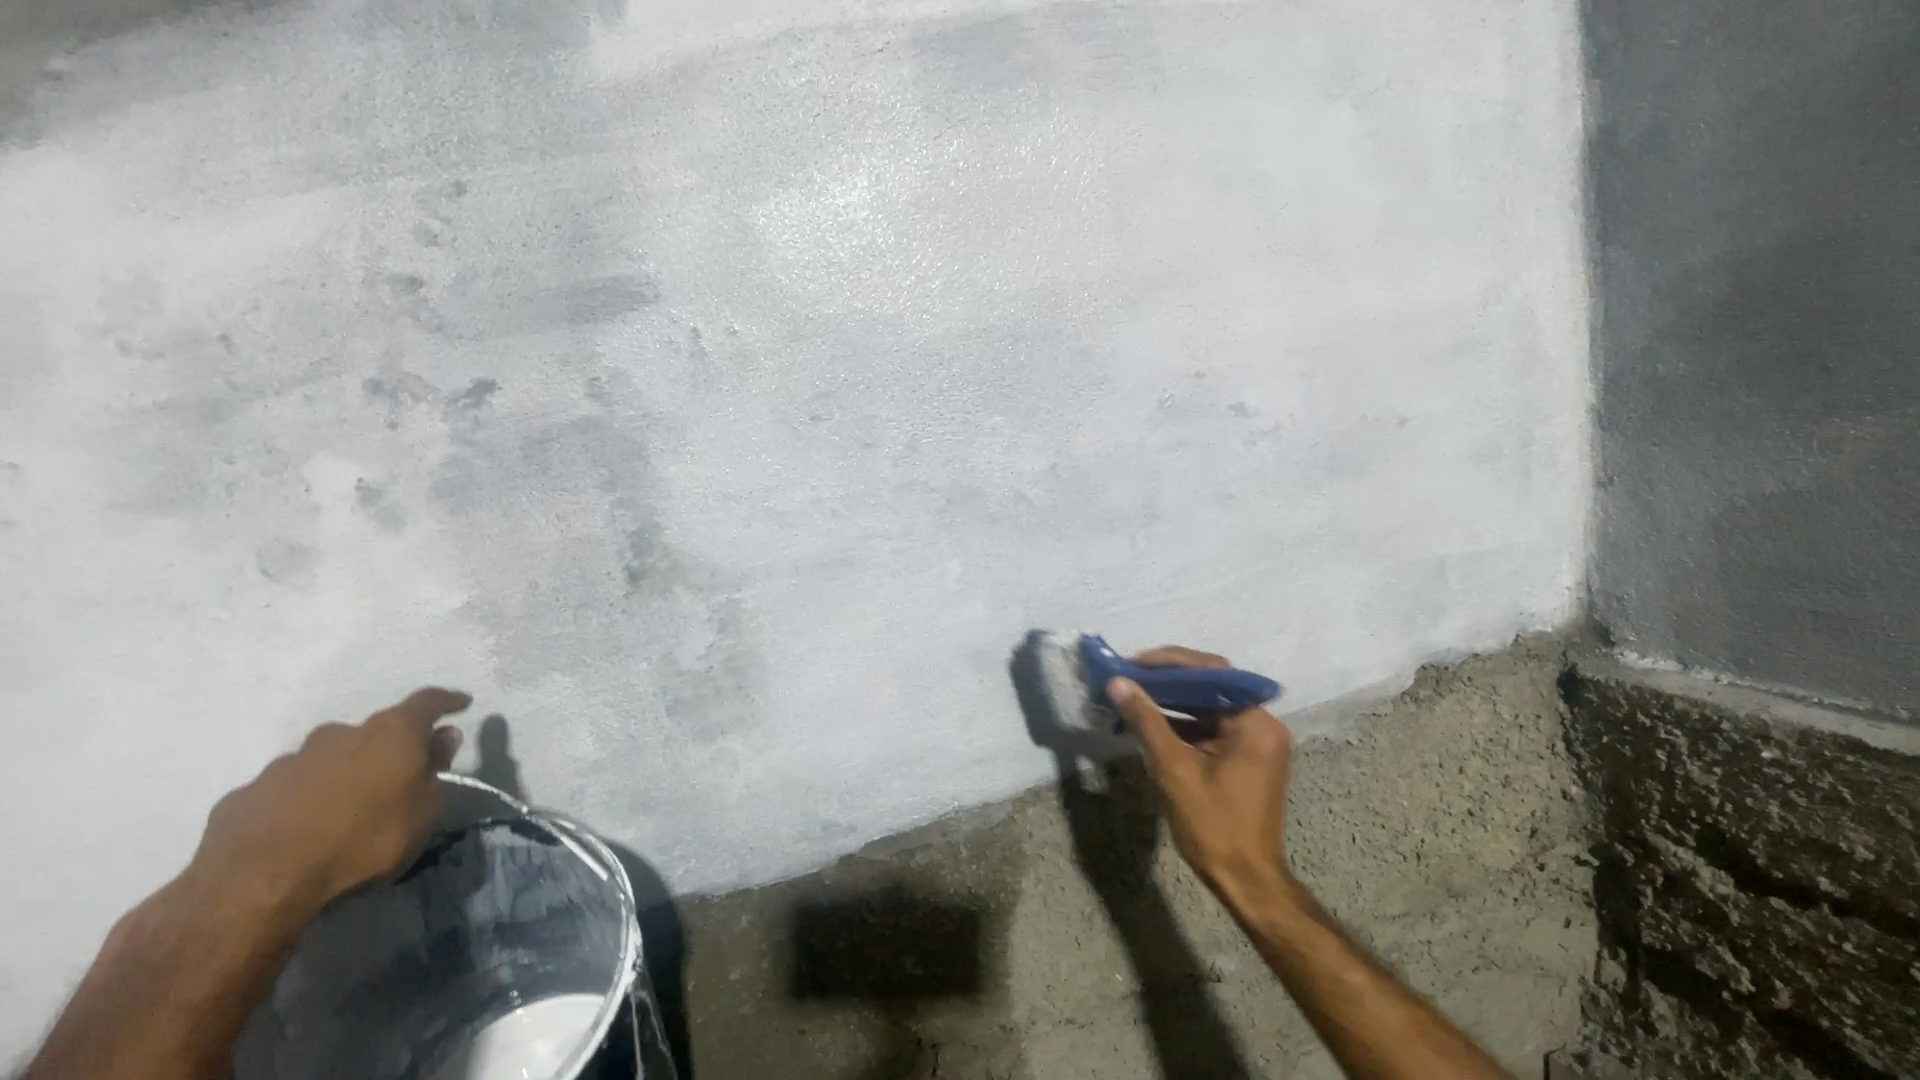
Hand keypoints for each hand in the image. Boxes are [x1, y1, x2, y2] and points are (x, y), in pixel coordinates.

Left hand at [187, 688, 471, 915]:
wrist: (259, 883)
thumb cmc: (364, 841)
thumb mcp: (424, 812)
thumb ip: (435, 770)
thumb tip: (443, 737)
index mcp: (388, 734)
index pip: (426, 702)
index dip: (446, 701)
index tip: (461, 704)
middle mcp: (337, 735)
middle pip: (371, 733)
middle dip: (384, 750)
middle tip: (394, 779)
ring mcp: (287, 762)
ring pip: (325, 760)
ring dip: (340, 775)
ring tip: (344, 811)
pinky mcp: (247, 793)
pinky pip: (287, 790)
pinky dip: (301, 801)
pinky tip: (300, 831)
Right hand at [1106, 647, 1293, 901]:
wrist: (1245, 880)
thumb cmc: (1213, 825)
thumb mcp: (1173, 769)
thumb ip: (1146, 720)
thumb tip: (1118, 683)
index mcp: (1255, 723)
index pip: (1213, 672)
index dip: (1171, 662)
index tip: (1134, 662)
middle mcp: (1263, 725)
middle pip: (1212, 687)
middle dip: (1168, 681)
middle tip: (1128, 677)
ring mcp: (1257, 743)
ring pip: (1210, 708)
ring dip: (1173, 703)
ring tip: (1133, 697)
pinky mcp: (1247, 759)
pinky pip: (1213, 728)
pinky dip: (1184, 724)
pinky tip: (1151, 724)